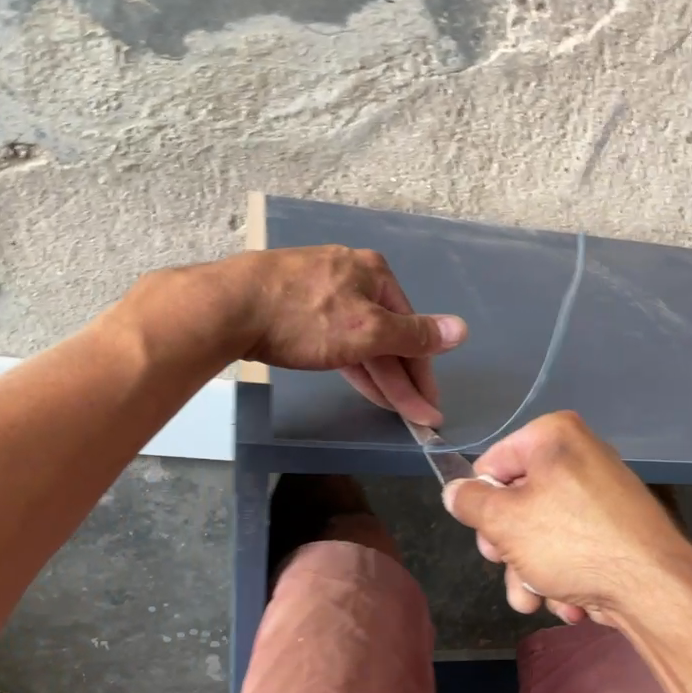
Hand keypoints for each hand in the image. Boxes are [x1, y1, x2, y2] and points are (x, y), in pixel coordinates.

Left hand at [126, 246, 466, 425]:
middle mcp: (351, 275)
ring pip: (361, 341)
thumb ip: (415, 335)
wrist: (230, 307)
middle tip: (417, 418)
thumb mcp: (367, 331)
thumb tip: (461, 330)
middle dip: (403, 380)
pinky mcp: (296, 308)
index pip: (412, 329)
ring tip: (396, 411)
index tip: (430, 409)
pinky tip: (364, 385)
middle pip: (387, 336)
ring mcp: (321, 290)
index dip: (424, 373)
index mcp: (375, 273)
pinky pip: (337, 340)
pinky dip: (353, 364)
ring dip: (380, 377)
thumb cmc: (306, 317)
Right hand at [442, 412, 691, 626]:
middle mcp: (580, 457)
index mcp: (553, 437)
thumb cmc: (571, 543)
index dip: (483, 507)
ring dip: (532, 576)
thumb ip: (469, 503)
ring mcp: (601, 496)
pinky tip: (571, 604)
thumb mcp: (504, 521)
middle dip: (509, 552)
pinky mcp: (617, 530)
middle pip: (517, 505)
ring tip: (539, 603)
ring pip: (542, 536)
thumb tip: (454, 491)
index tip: (489, 539)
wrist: (653, 588)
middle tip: (513, 574)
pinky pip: (573, 548)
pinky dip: (565, 578)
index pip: (491, 466)